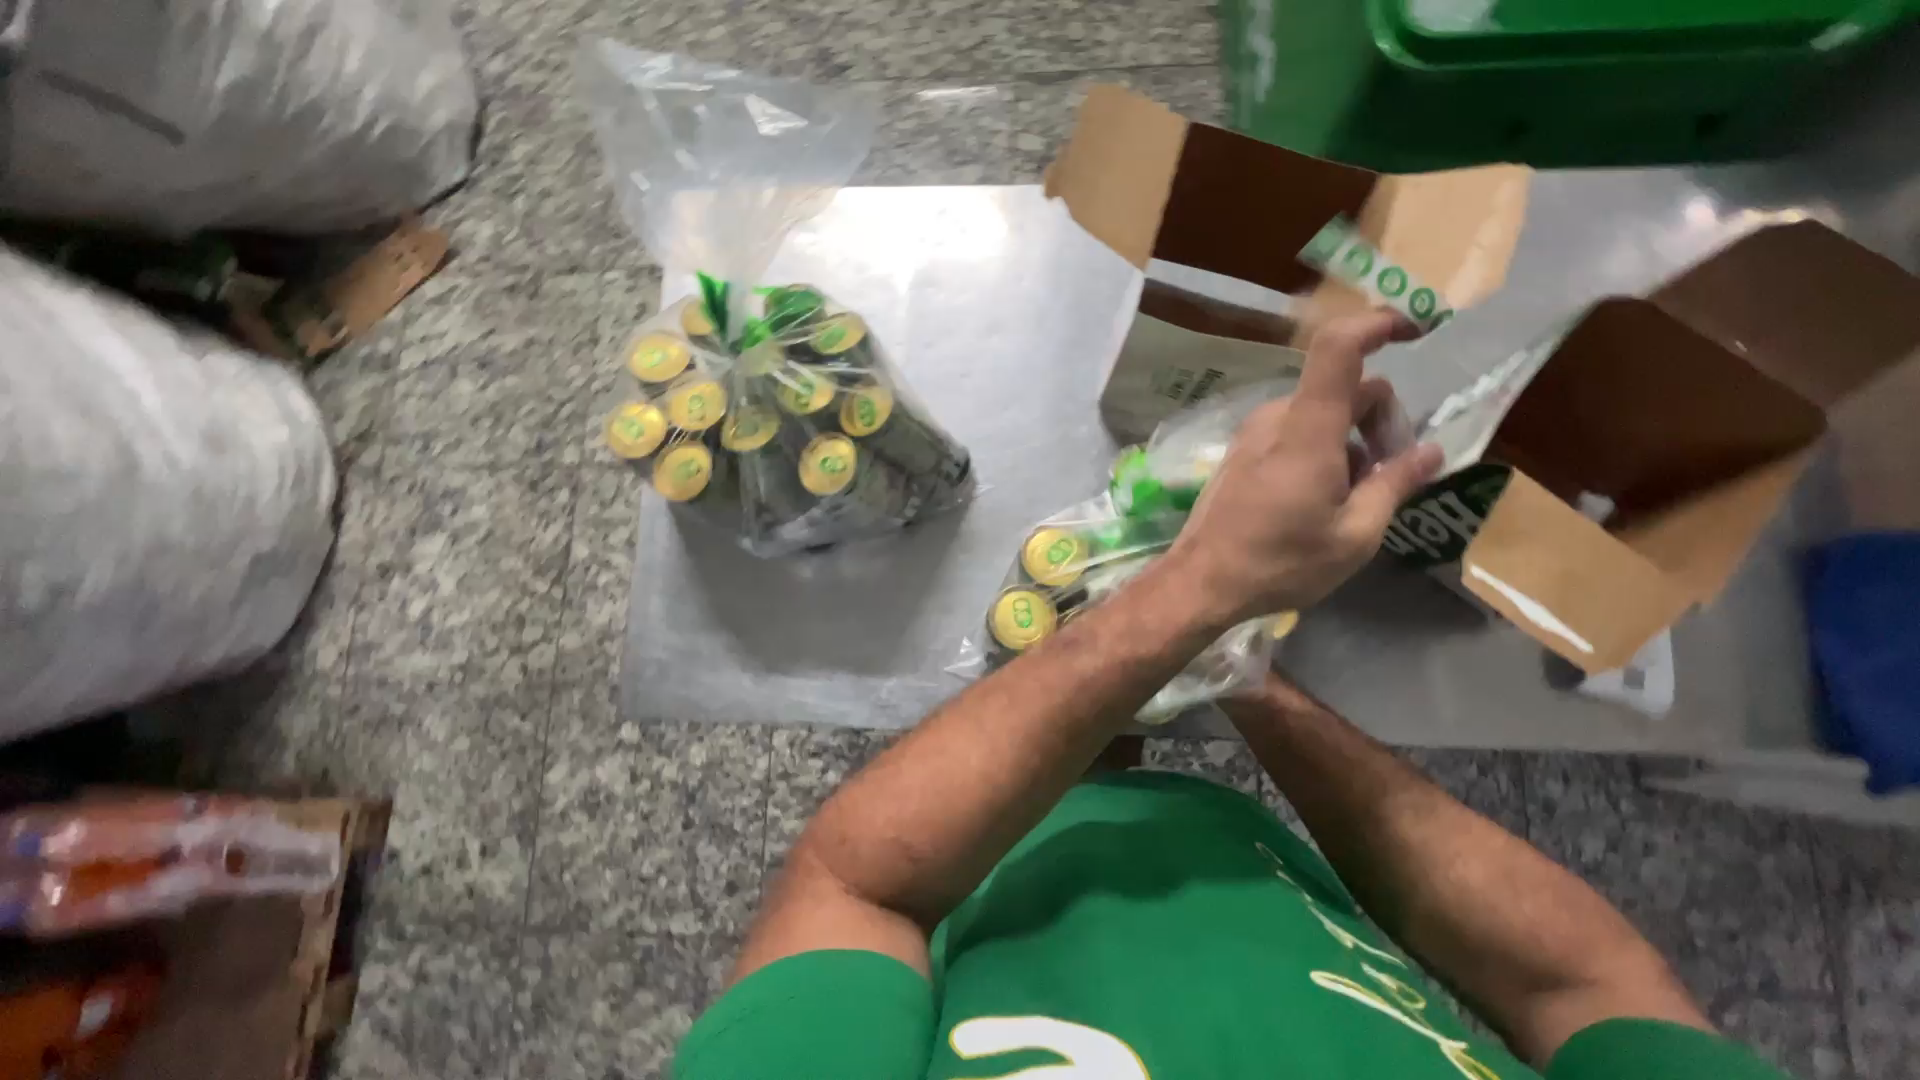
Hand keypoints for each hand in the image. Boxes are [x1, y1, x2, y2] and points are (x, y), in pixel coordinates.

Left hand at [1167, 310, 1443, 623]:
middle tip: (1390, 474)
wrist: (1201, 583)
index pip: (1339, 347)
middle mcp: (1276, 419)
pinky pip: (1292, 432)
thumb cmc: (1280, 564)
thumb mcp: (1355, 535)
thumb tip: (1432, 450)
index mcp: (1307, 429)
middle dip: (1379, 419)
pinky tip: (1321, 498)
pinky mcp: (1239, 453)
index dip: (1377, 323)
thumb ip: (1395, 484)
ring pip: (1319, 413)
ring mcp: (1251, 435)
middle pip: (1343, 389)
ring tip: (1354, 497)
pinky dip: (1321, 449)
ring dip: (1350, 439)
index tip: (1414, 330)